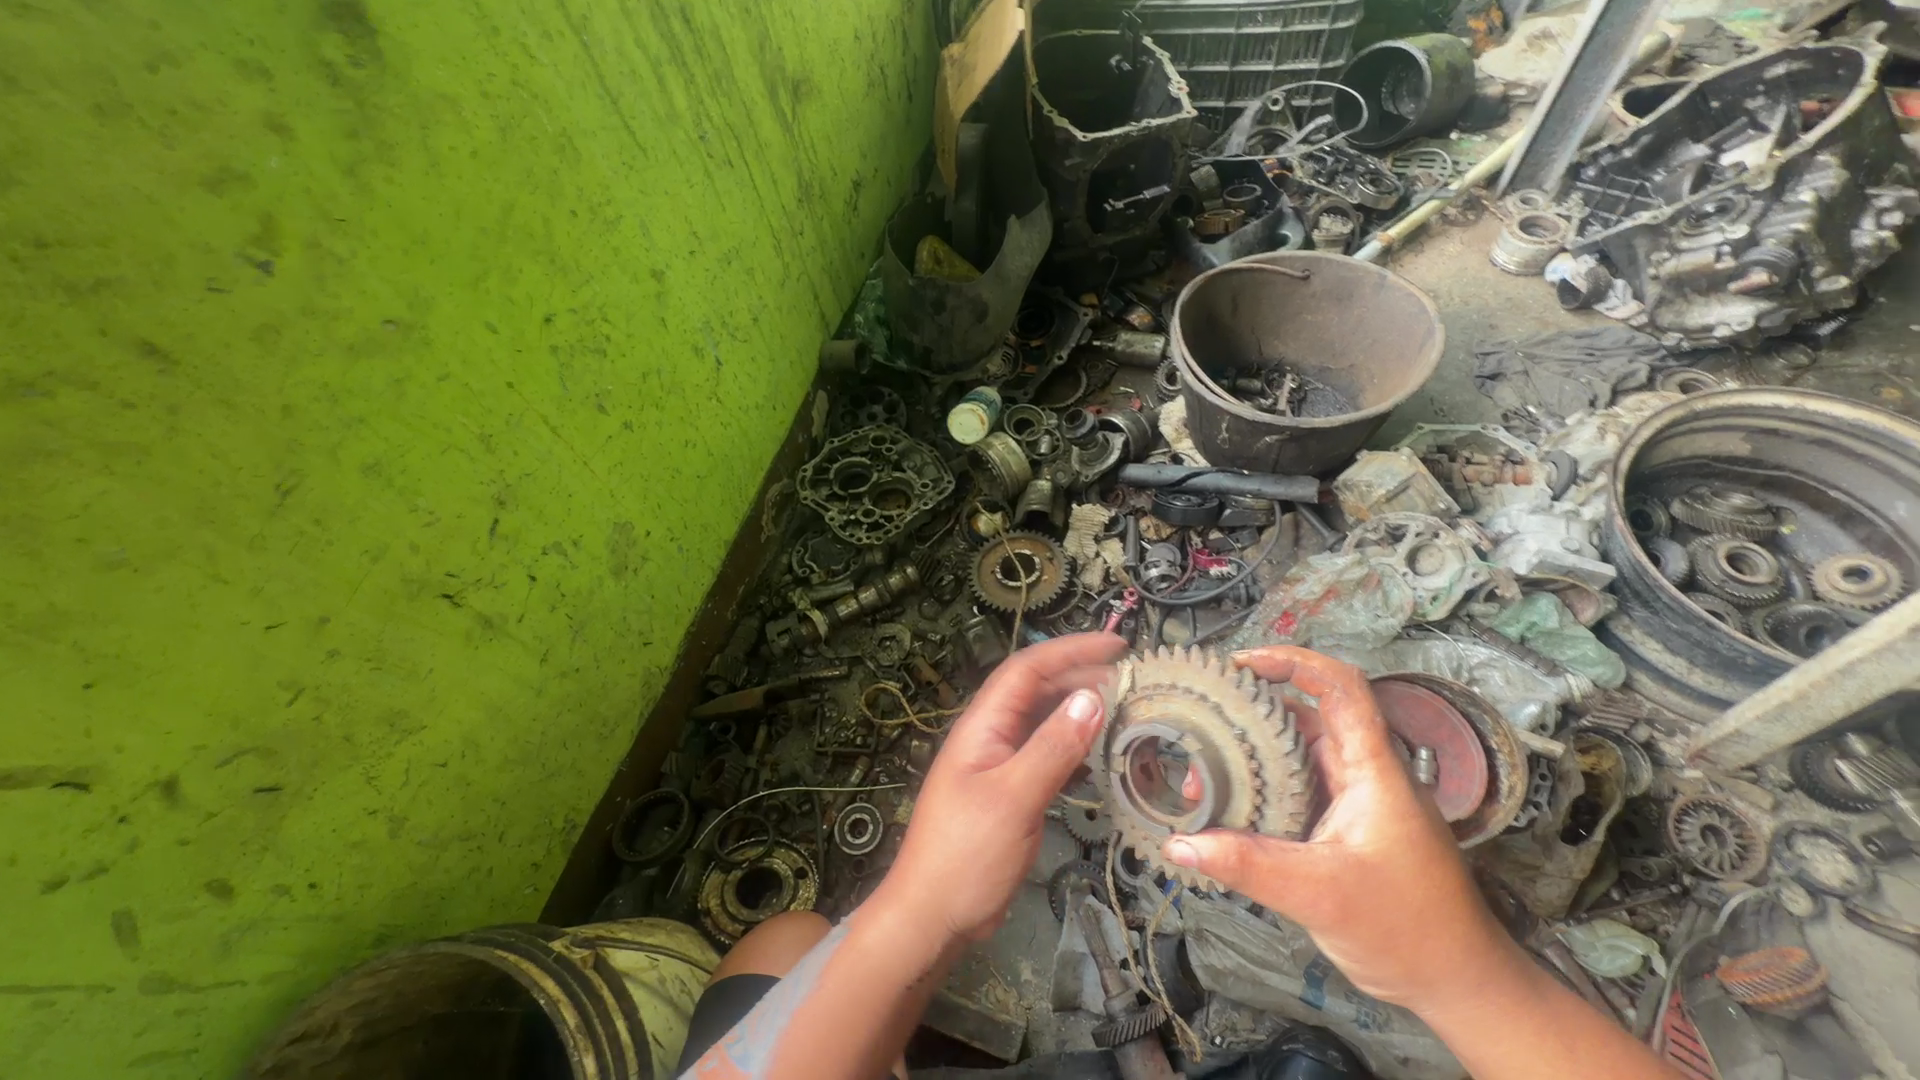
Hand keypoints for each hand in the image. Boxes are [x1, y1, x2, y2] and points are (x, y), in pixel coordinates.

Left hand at [877, 633, 1127, 942]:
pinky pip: (1048, 755)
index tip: (1118, 645)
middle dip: (1081, 676)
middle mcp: (991, 736)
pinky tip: (1102, 756)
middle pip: (1038, 691)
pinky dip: (1076, 748)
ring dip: (1081, 712)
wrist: (933, 916)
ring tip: (1126, 710)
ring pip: (1045, 723)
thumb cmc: (966, 854)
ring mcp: (1001, 765)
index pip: (1028, 670)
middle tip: (1133, 680)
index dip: (1071, 650)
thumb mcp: (1013, 798)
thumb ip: (1053, 747)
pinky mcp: (1012, 793)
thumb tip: (1093, 698)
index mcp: (983, 726)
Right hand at [1160, 646, 1515, 1009]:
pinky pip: (1298, 791)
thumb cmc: (1407, 929)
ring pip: (1298, 757)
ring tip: (1205, 779)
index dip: (1293, 662)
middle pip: (1307, 718)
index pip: (1341, 688)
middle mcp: (1365, 775)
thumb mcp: (1320, 894)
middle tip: (1201, 729)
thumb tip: (1179, 844)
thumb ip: (1247, 865)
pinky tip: (1230, 811)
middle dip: (1251, 717)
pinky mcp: (1347, 828)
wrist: (1459, 984)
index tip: (1240, 664)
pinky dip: (1262, 791)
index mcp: (1374, 771)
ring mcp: (1357, 802)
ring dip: (1252, 760)